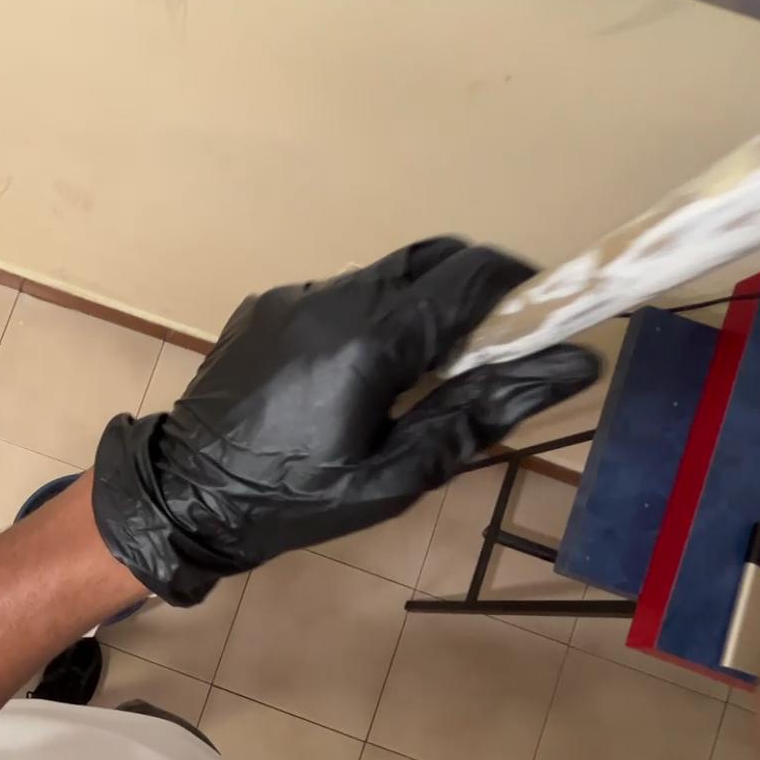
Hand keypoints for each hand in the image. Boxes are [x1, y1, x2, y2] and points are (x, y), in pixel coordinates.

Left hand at [91, 237, 598, 605]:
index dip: (517, 290)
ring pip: (377, 276)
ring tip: (393, 378)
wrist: (185, 497)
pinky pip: (328, 296)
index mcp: (367, 339)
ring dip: (407, 309)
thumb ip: (480, 411)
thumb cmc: (291, 501)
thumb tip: (575, 362)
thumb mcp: (394, 474)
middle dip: (464, 295)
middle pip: (427, 259)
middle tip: (466, 358)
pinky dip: (355, 320)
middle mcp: (326, 299)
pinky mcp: (258, 308)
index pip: (471, 273)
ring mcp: (285, 299)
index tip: (527, 329)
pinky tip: (334, 377)